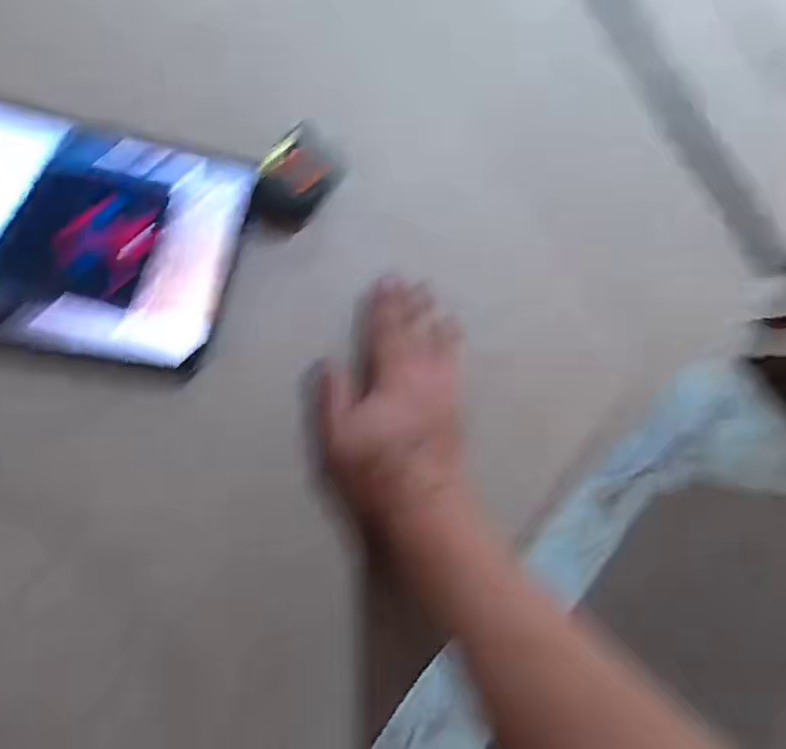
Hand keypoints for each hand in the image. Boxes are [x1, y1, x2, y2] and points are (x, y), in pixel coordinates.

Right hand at [317, 277, 468, 532]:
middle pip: (417, 333)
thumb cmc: (375, 471)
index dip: (385, 306)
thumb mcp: (337, 438)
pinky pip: (455, 365)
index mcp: (391, 379)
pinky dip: (453, 345)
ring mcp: (442, 392)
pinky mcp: (455, 408)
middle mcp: (421, 378)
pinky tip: (454, 338)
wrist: (426, 504)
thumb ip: (334, 396)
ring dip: (436, 320)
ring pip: (440, 346)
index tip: (387, 281)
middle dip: (413, 305)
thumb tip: (330, 361)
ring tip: (436, 301)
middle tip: (415, 281)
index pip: (386, 333)